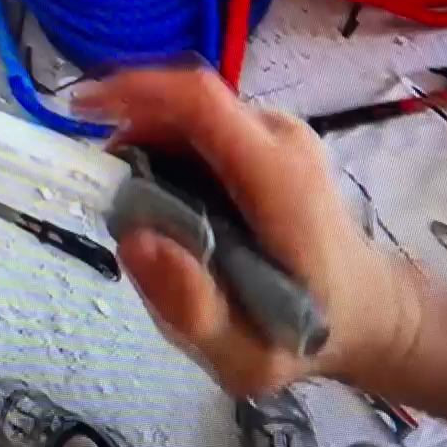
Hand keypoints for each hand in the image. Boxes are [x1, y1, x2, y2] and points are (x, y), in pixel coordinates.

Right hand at [74, 70, 421, 396]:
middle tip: (106, 192)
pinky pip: (198, 125)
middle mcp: (279, 137)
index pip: (199, 101)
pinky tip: (166, 198)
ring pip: (185, 114)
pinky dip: (165, 150)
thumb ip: (189, 307)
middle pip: (181, 104)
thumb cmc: (308, 335)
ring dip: (145, 145)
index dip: (133, 90)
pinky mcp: (265, 134)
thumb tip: (134, 238)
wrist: (368, 310)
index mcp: (278, 179)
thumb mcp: (248, 356)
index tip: (78, 107)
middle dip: (127, 132)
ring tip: (138, 207)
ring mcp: (276, 130)